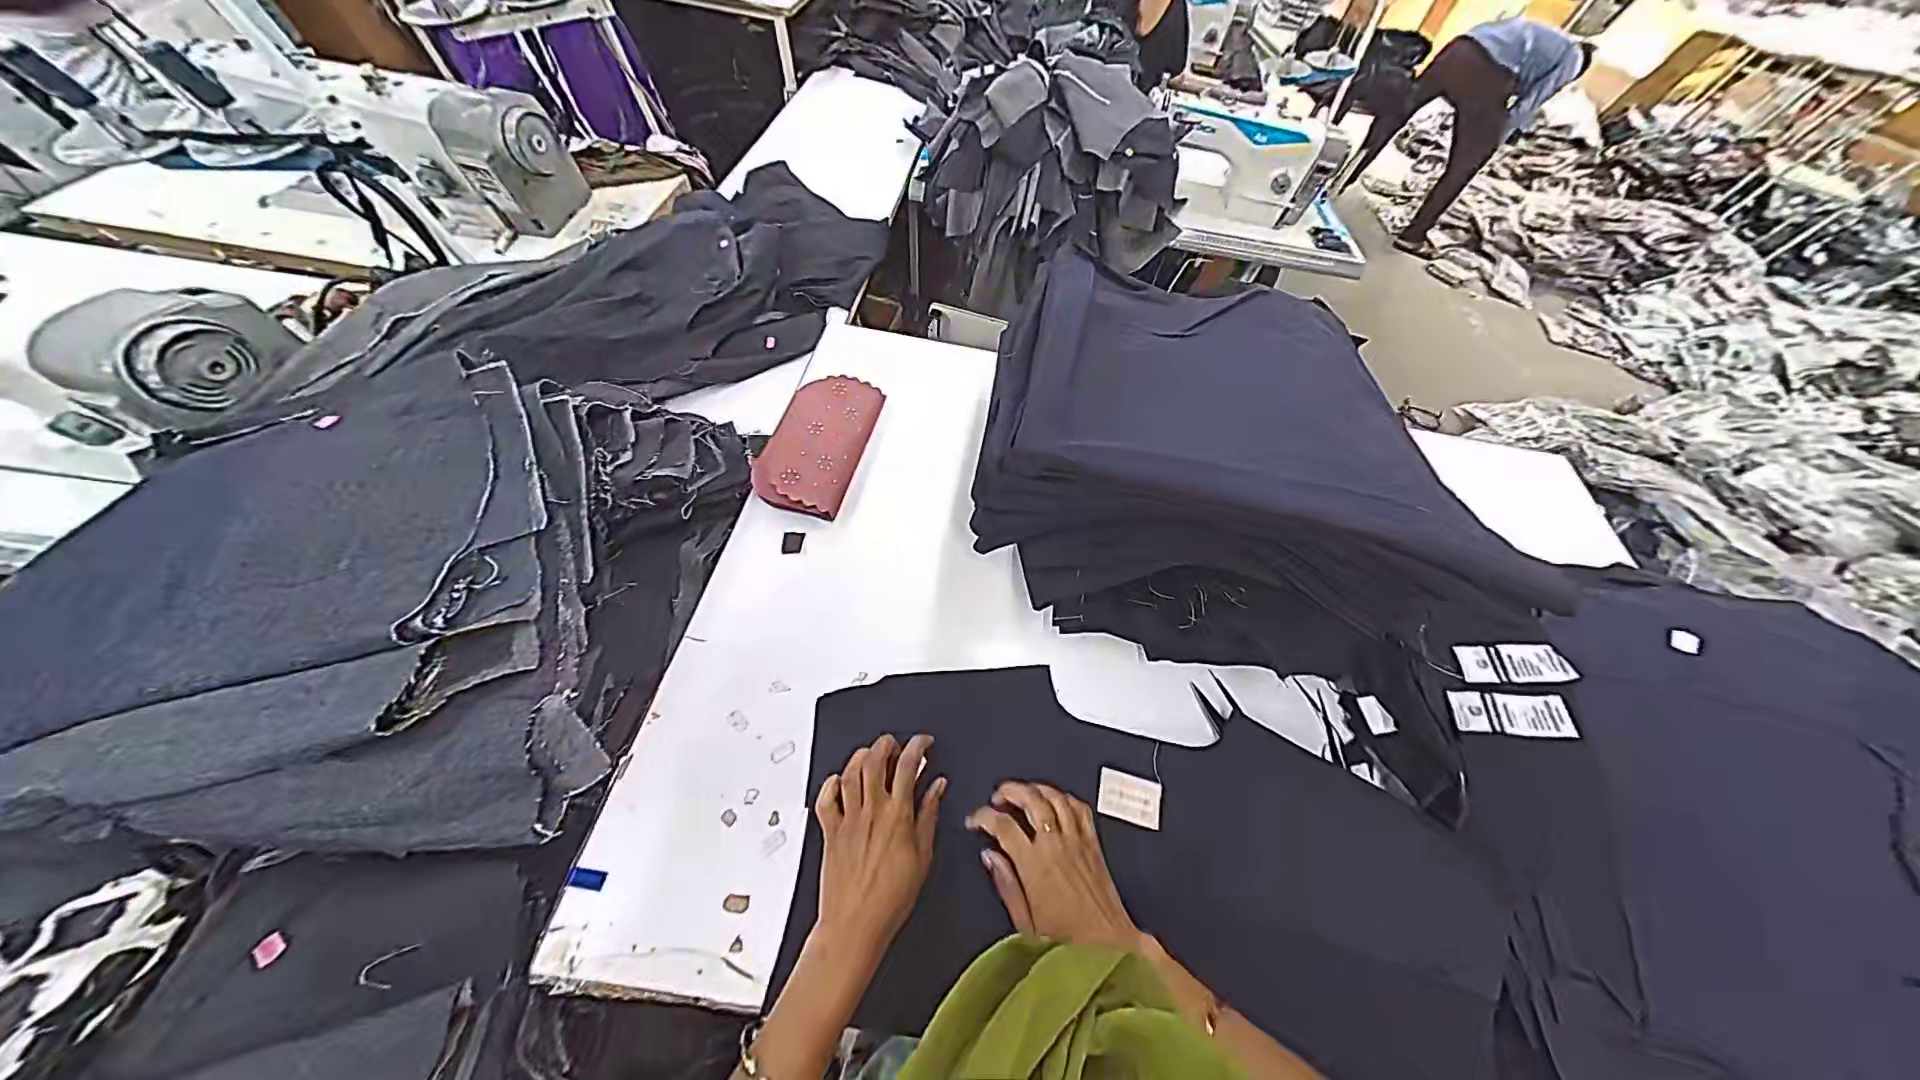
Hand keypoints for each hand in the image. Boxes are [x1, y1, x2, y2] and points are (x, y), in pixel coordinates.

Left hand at [813, 733, 945, 955]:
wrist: (856, 925)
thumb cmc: (891, 898)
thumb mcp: (923, 856)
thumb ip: (929, 815)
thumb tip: (936, 788)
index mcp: (897, 815)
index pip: (908, 765)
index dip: (917, 746)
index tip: (923, 743)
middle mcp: (871, 810)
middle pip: (874, 759)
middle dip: (886, 744)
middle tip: (895, 744)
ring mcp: (847, 819)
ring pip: (850, 772)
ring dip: (861, 757)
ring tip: (870, 755)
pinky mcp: (830, 832)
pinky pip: (825, 799)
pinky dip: (830, 784)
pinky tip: (838, 781)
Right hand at [965, 781, 1141, 950]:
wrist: (1109, 948)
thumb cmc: (1068, 943)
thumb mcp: (1025, 923)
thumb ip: (1006, 885)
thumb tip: (990, 857)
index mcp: (1034, 865)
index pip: (1003, 825)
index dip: (983, 816)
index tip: (976, 820)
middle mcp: (1056, 847)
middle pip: (1030, 799)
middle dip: (1009, 790)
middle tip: (998, 796)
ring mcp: (1077, 842)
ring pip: (1055, 797)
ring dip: (1036, 788)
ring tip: (1023, 791)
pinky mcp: (1094, 844)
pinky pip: (1080, 808)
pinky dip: (1065, 798)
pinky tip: (1056, 800)